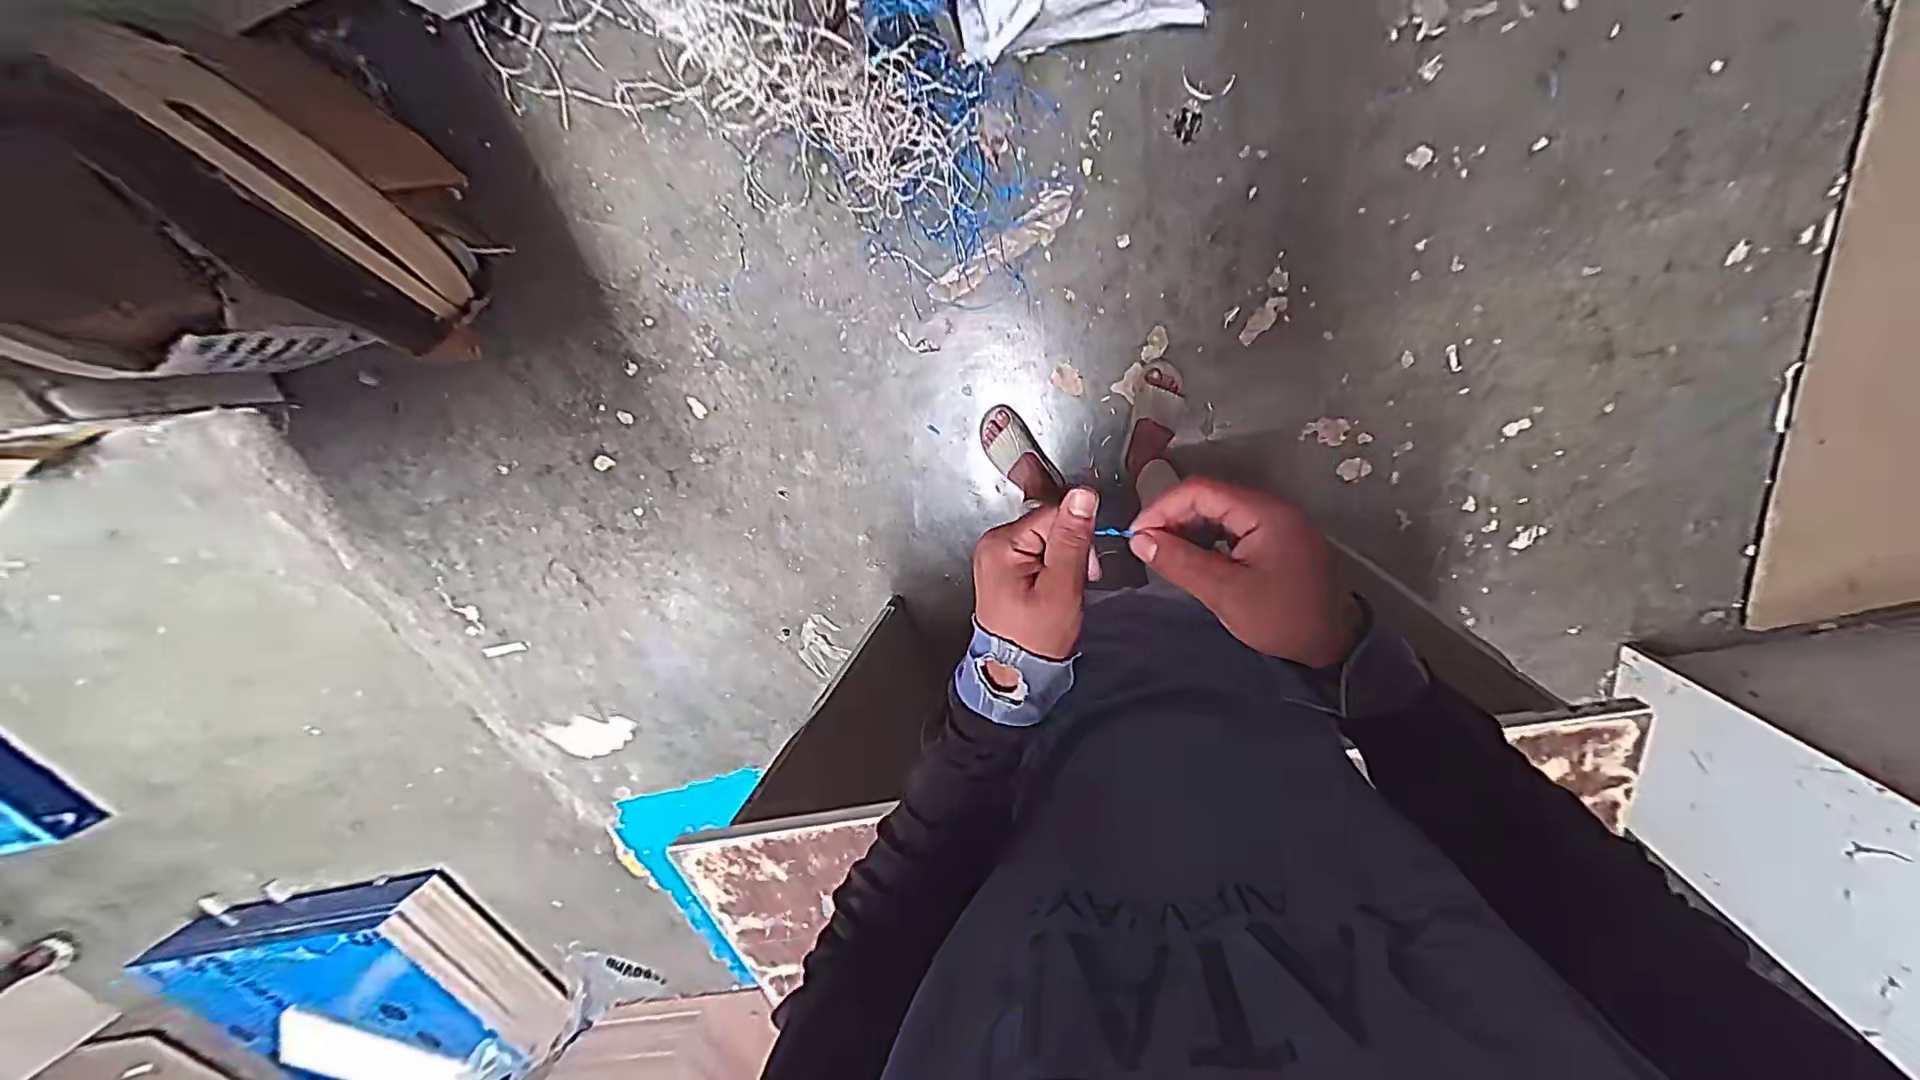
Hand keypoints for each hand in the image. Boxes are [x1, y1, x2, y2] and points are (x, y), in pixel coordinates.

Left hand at [972, 487, 1100, 660]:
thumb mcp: (1061, 587)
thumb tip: (1082, 496)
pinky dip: (1052, 569)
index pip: (1053, 514)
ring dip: (1063, 561)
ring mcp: (996, 556)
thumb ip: (1072, 540)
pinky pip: (1037, 553)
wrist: (1015, 671)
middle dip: (1070, 551)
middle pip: (1048, 524)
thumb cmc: (1035, 637)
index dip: (1078, 536)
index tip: (1087, 567)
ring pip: (1046, 539)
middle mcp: (993, 544)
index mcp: (1001, 544)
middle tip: (1074, 584)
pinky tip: (1052, 590)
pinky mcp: (1004, 568)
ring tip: (1061, 591)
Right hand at [1128, 477, 1357, 665]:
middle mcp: (1269, 509)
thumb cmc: (1284, 619)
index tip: (1137, 535)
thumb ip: (1180, 562)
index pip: (1199, 491)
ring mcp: (1272, 523)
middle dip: (1171, 518)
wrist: (1336, 646)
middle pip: (1207, 498)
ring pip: (1216, 512)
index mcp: (1263, 513)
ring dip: (1185, 528)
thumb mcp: (1226, 593)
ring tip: (1162, 554)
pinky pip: (1228, 528)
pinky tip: (1190, 558)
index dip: (1161, 508)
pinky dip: (1203, 538)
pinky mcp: (1272, 540)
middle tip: (1146, 547)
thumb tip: (1140, 540)